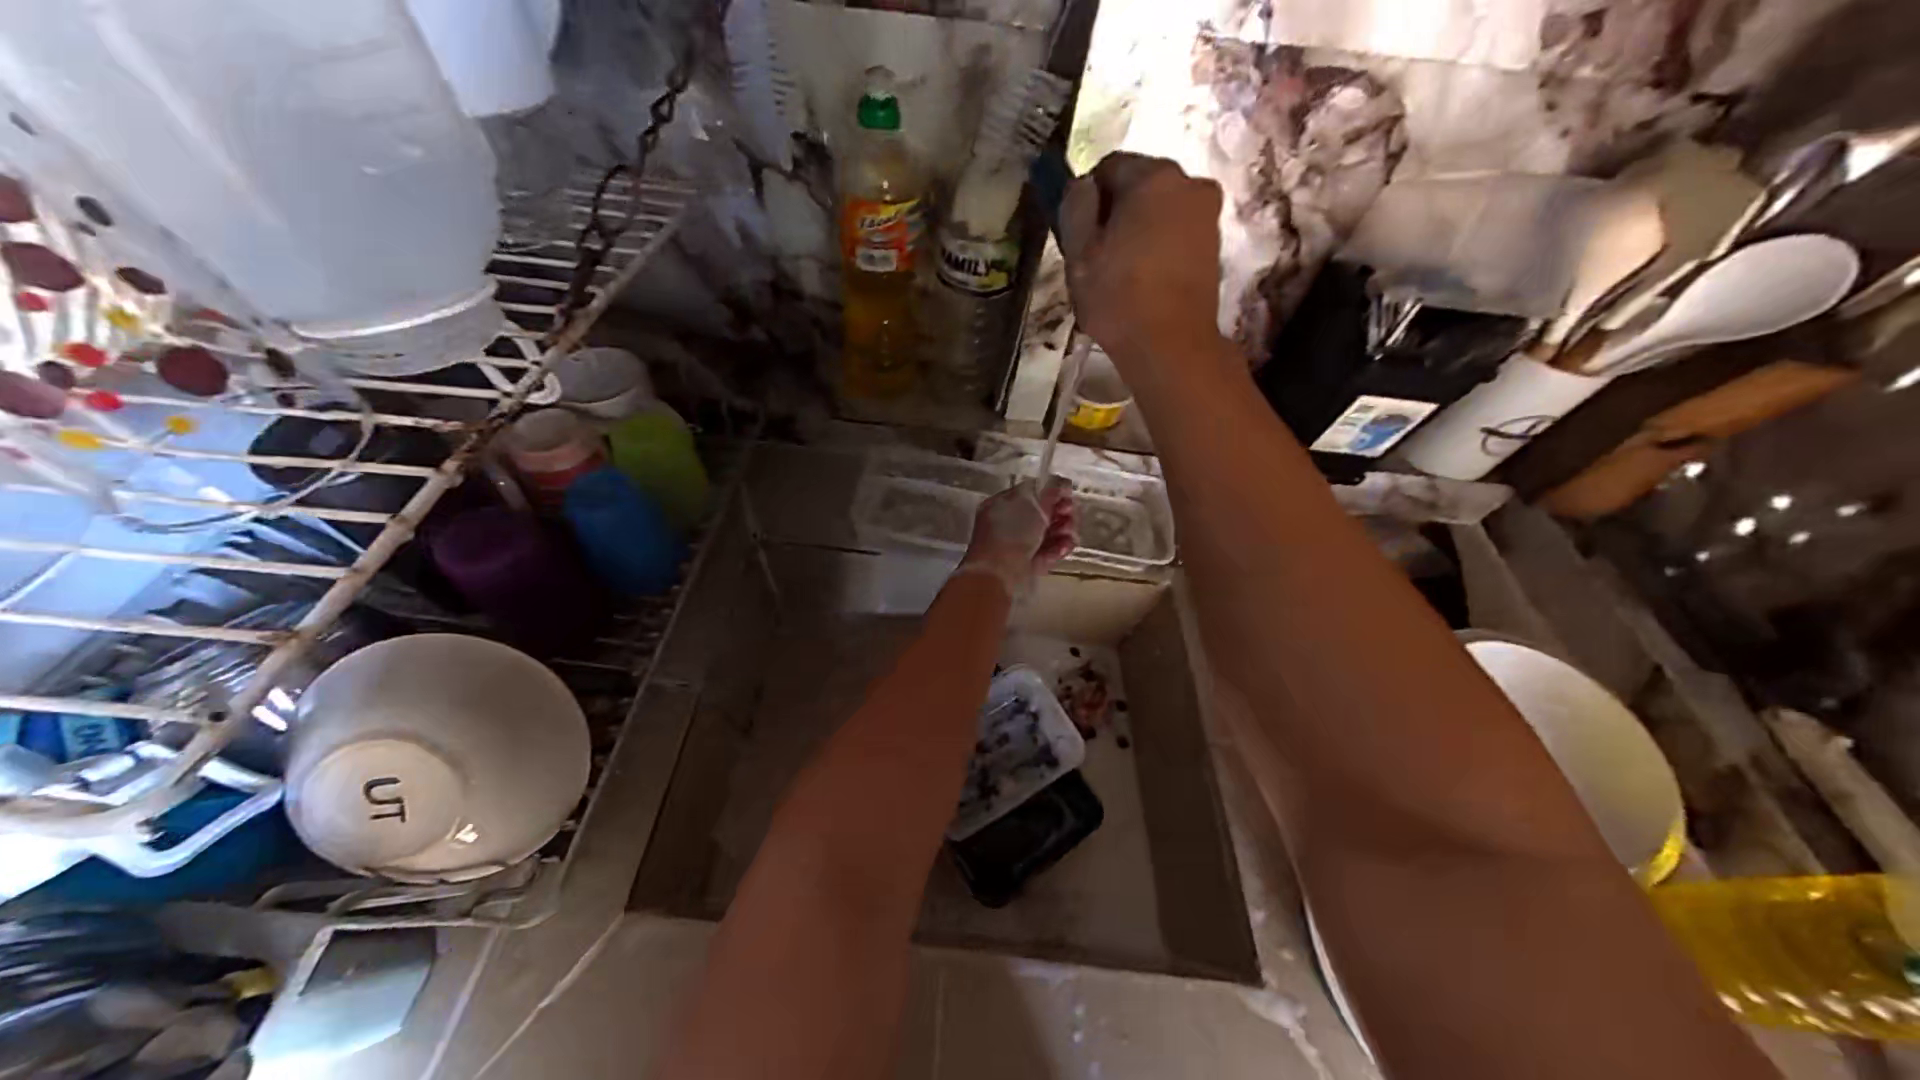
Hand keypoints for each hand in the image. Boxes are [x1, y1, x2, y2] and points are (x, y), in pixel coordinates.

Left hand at [956, 478, 1076, 598]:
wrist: (998, 574)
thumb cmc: (1011, 532)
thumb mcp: (1031, 504)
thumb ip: (1050, 490)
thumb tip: (1063, 482)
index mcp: (1004, 504)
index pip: (1032, 493)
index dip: (1053, 492)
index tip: (1068, 495)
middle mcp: (1010, 523)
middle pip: (1043, 513)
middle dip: (1062, 512)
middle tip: (1070, 515)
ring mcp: (1019, 545)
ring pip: (1049, 533)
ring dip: (1064, 530)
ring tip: (1069, 534)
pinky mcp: (1029, 564)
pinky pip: (1048, 551)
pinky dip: (1059, 547)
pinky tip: (1066, 546)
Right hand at [1061, 153, 1225, 364]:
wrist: (1170, 345)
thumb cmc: (1118, 297)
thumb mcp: (1079, 253)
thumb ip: (1075, 207)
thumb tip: (1083, 186)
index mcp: (1153, 176)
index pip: (1109, 167)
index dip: (1088, 198)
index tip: (1080, 233)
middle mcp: (1189, 183)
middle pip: (1140, 185)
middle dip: (1117, 210)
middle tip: (1099, 255)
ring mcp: (1208, 213)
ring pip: (1160, 209)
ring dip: (1139, 228)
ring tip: (1122, 271)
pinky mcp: (1215, 243)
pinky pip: (1177, 231)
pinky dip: (1159, 245)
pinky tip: (1146, 279)